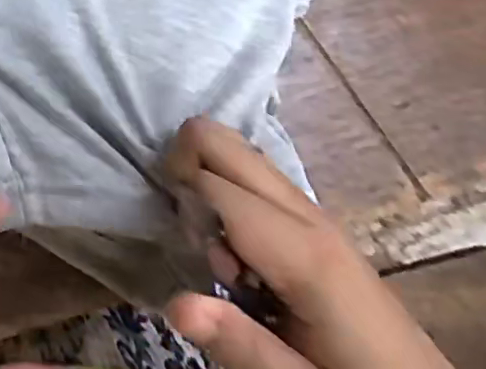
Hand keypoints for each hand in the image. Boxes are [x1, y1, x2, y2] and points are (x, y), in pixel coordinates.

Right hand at [161, 117, 451, 368]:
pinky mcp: (311, 217)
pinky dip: (226, 190)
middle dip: (185, 165)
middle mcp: (305, 212)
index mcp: (303, 252)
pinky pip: (251, 172)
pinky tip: (240, 250)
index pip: (215, 182)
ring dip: (206, 181)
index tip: (191, 250)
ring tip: (222, 250)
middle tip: (194, 233)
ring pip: (235, 148)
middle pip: (222, 140)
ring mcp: (311, 209)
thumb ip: (240, 344)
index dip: (185, 204)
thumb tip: (174, 305)